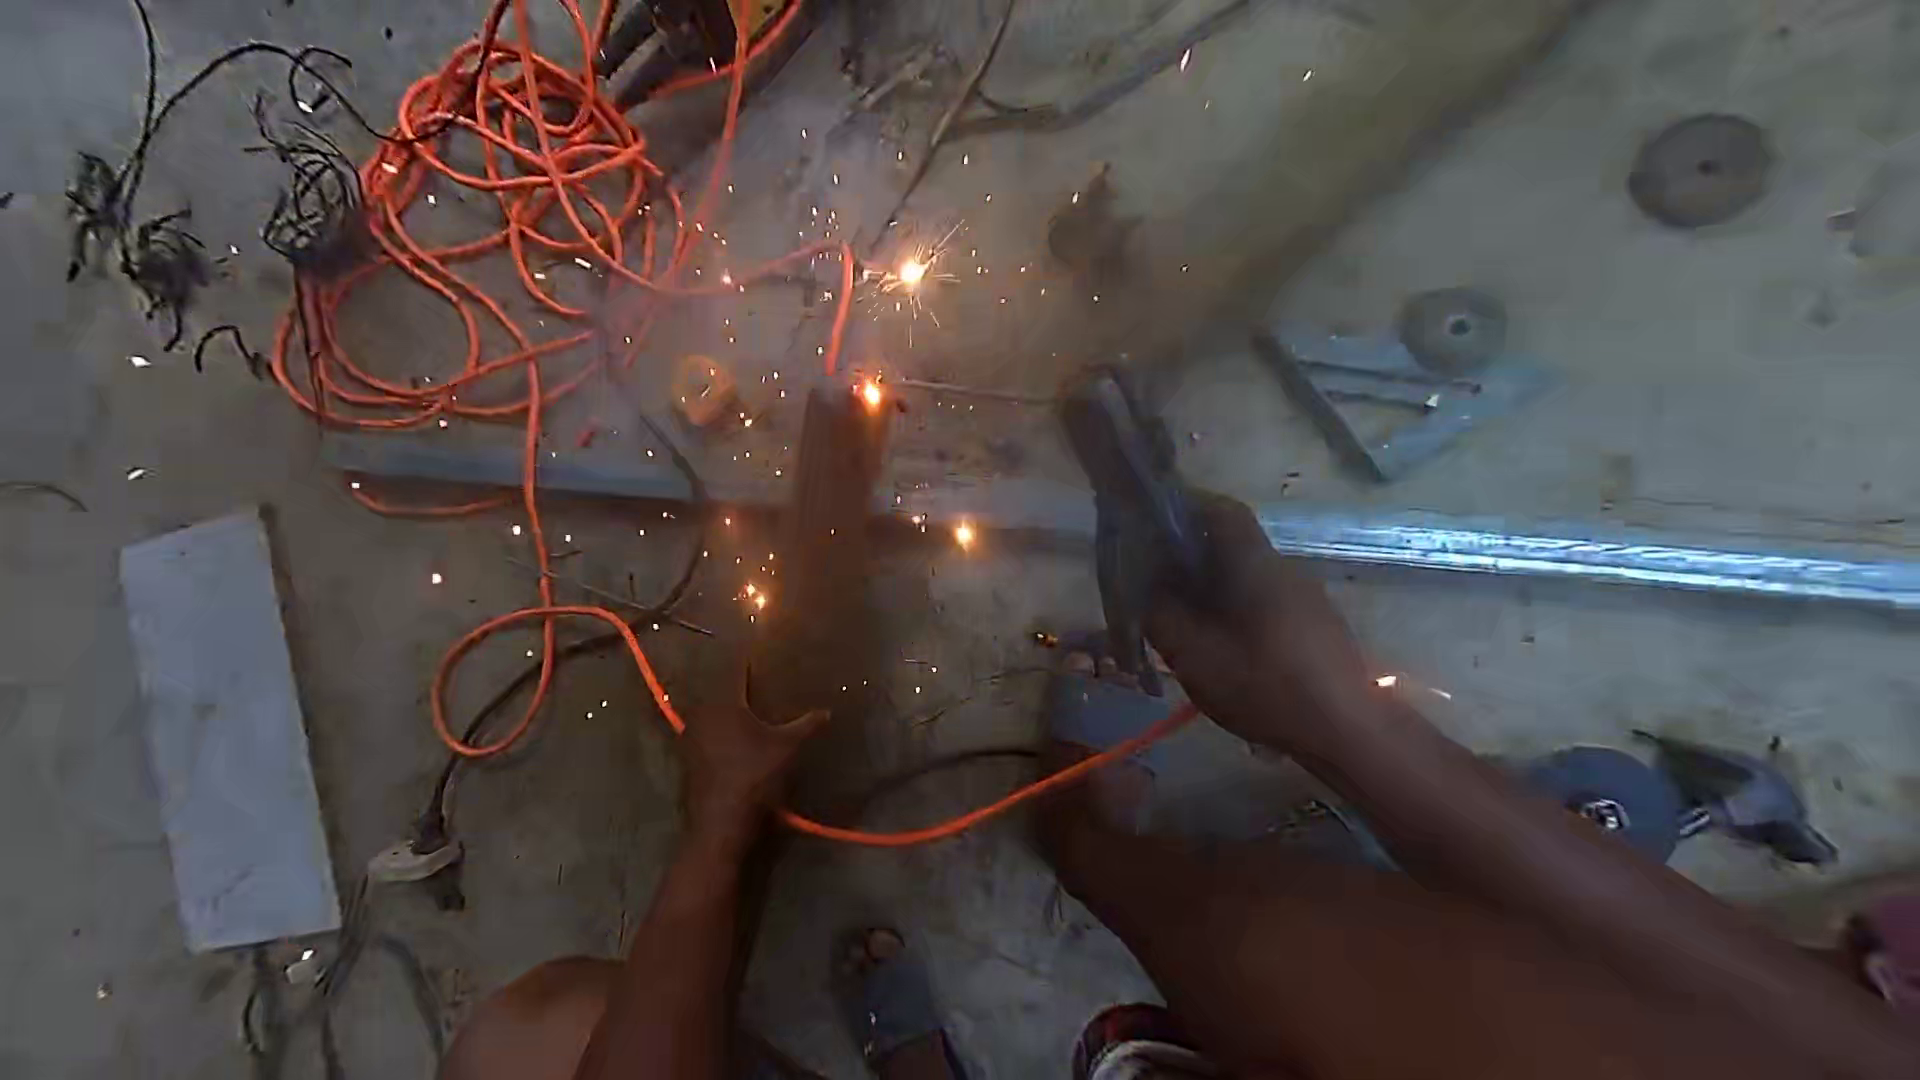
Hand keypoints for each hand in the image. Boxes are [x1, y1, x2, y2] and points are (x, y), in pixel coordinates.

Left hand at [680, 663, 827, 835]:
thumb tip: (827, 711)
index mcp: (725, 703)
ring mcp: (691, 737)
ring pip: (711, 711)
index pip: (736, 671)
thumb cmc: (754, 775)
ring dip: (727, 706)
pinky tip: (735, 735)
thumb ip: (807, 724)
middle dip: (738, 683)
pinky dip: (720, 727)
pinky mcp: (689, 757)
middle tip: (758, 678)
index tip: (758, 651)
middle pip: (721, 689)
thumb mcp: (787, 747)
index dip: (748, 660)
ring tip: (749, 705)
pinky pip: (706, 730)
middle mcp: (703, 714)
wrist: (720, 822)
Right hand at [1146, 492, 1375, 753]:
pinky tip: (1218, 643)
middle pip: (1229, 542)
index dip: (1185, 505)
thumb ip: (1160, 616)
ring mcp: (1302, 597)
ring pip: (1244, 573)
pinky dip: (1231, 606)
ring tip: (1179, 616)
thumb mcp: (1193, 654)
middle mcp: (1281, 569)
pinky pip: (1260, 598)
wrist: (1350, 732)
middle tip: (1154, 577)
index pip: (1221, 510)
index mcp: (1253, 564)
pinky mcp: (1312, 624)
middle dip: (1188, 552)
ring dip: (1209, 584)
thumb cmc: (1266, 685)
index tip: (1152, 521)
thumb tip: (1143, 589)